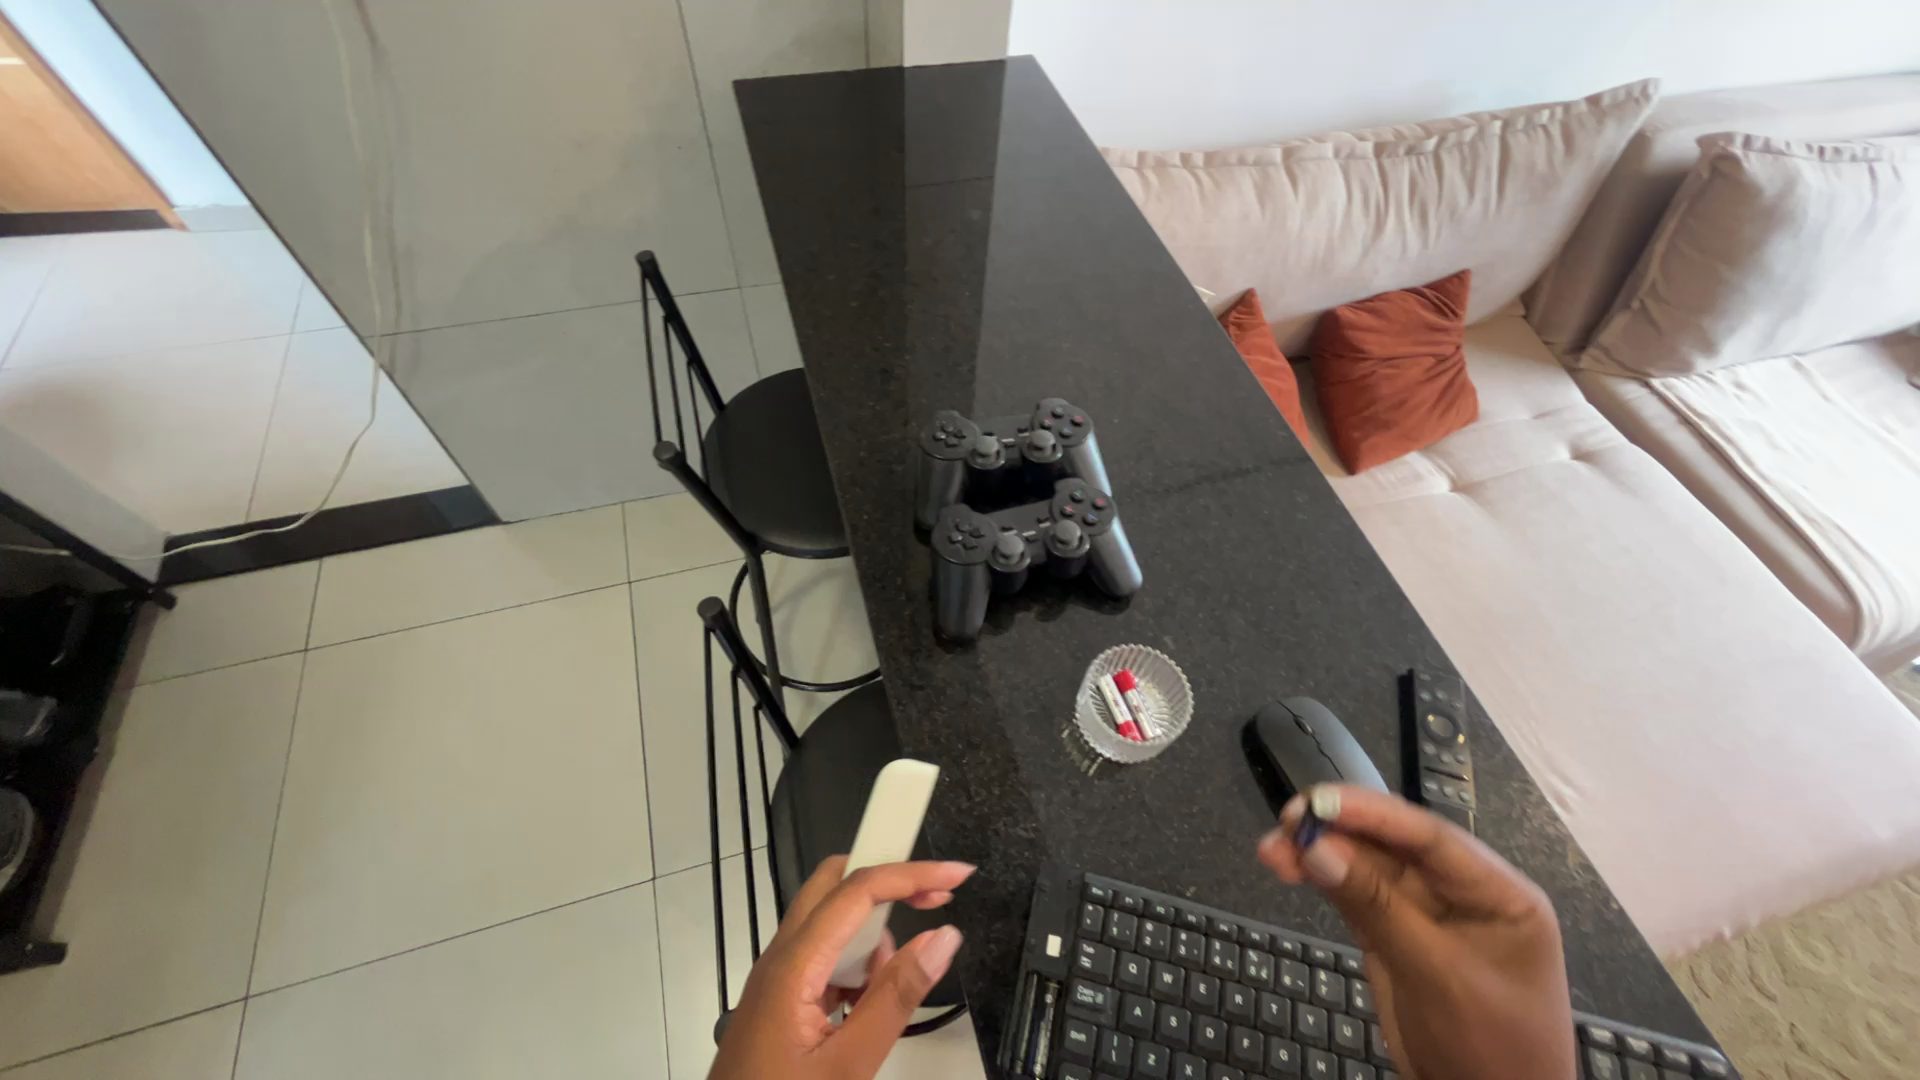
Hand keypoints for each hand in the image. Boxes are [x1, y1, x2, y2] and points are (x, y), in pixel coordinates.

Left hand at [708, 856, 974, 1079]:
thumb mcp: (849, 1065)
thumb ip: (896, 998)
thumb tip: (944, 936)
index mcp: (794, 964)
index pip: (857, 890)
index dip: (911, 874)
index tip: (957, 875)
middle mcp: (781, 955)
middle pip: (836, 882)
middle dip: (890, 881)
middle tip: (935, 901)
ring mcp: (779, 974)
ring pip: (832, 917)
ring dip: (873, 930)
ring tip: (892, 985)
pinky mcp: (783, 995)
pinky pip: (826, 952)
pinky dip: (857, 961)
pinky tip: (868, 1004)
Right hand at [1256, 785, 1574, 1079]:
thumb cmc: (1489, 1048)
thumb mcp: (1437, 975)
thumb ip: (1377, 907)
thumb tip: (1317, 848)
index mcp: (1497, 893)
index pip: (1429, 837)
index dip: (1372, 812)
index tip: (1320, 802)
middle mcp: (1457, 890)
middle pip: (1388, 844)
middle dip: (1335, 831)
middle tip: (1286, 822)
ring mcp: (1420, 909)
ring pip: (1361, 862)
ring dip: (1315, 852)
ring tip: (1272, 850)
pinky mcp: (1388, 927)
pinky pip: (1348, 889)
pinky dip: (1316, 876)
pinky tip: (1285, 865)